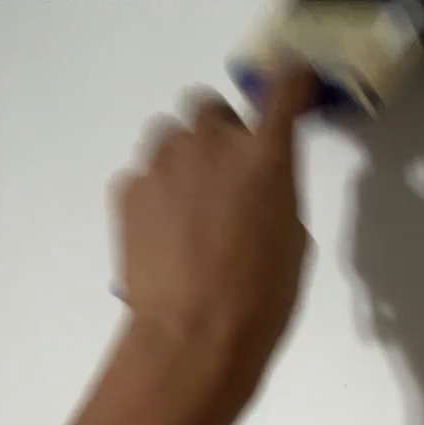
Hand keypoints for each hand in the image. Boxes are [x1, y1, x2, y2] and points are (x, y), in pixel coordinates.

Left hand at [113, 71, 319, 422]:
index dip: (293, 85)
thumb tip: (256, 189)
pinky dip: (160, 195)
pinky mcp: (128, 187)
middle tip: (230, 185)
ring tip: (194, 215)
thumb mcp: (294, 247)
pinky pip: (147, 174)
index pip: (284, 92)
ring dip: (187, 161)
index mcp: (266, 159)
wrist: (193, 340)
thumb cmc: (262, 304)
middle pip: (212, 109)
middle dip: (222, 137)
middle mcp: (212, 144)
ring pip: (172, 137)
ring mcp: (162, 162)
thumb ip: (277, 198)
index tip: (296, 89)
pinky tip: (169, 239)